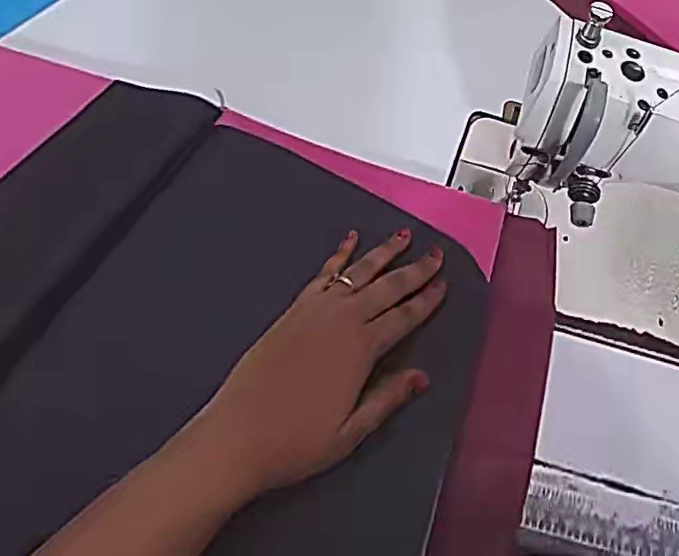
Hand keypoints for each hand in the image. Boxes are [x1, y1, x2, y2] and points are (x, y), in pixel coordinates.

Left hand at [35, 232, 447, 555]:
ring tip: (404, 236)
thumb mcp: (350, 431)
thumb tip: (421, 376)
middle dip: (416, 269)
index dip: (427, 300)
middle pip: (390, 286)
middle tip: (436, 255)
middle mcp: (344, 319)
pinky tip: (350, 240)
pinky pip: (325, 272)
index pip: (405, 316)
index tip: (443, 285)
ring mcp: (318, 308)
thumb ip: (388, 398)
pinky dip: (340, 254)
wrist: (235, 436)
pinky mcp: (296, 307)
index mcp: (362, 347)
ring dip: (385, 252)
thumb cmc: (294, 440)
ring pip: (362, 271)